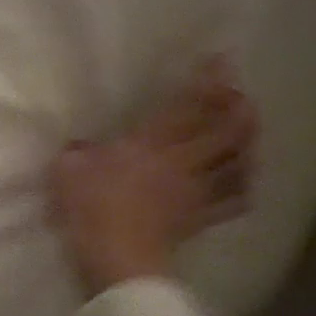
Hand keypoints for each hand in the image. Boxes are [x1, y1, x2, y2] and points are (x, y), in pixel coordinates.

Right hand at [52, 58, 257, 294]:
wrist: (117, 255)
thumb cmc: (89, 208)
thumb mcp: (66, 172)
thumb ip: (77, 154)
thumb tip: (82, 147)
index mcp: (151, 144)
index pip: (189, 105)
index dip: (209, 81)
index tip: (219, 60)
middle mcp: (184, 160)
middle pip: (230, 129)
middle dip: (239, 108)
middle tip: (238, 96)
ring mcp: (198, 189)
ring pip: (240, 160)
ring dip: (249, 143)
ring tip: (246, 133)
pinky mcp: (202, 217)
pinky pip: (235, 198)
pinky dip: (244, 186)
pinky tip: (242, 181)